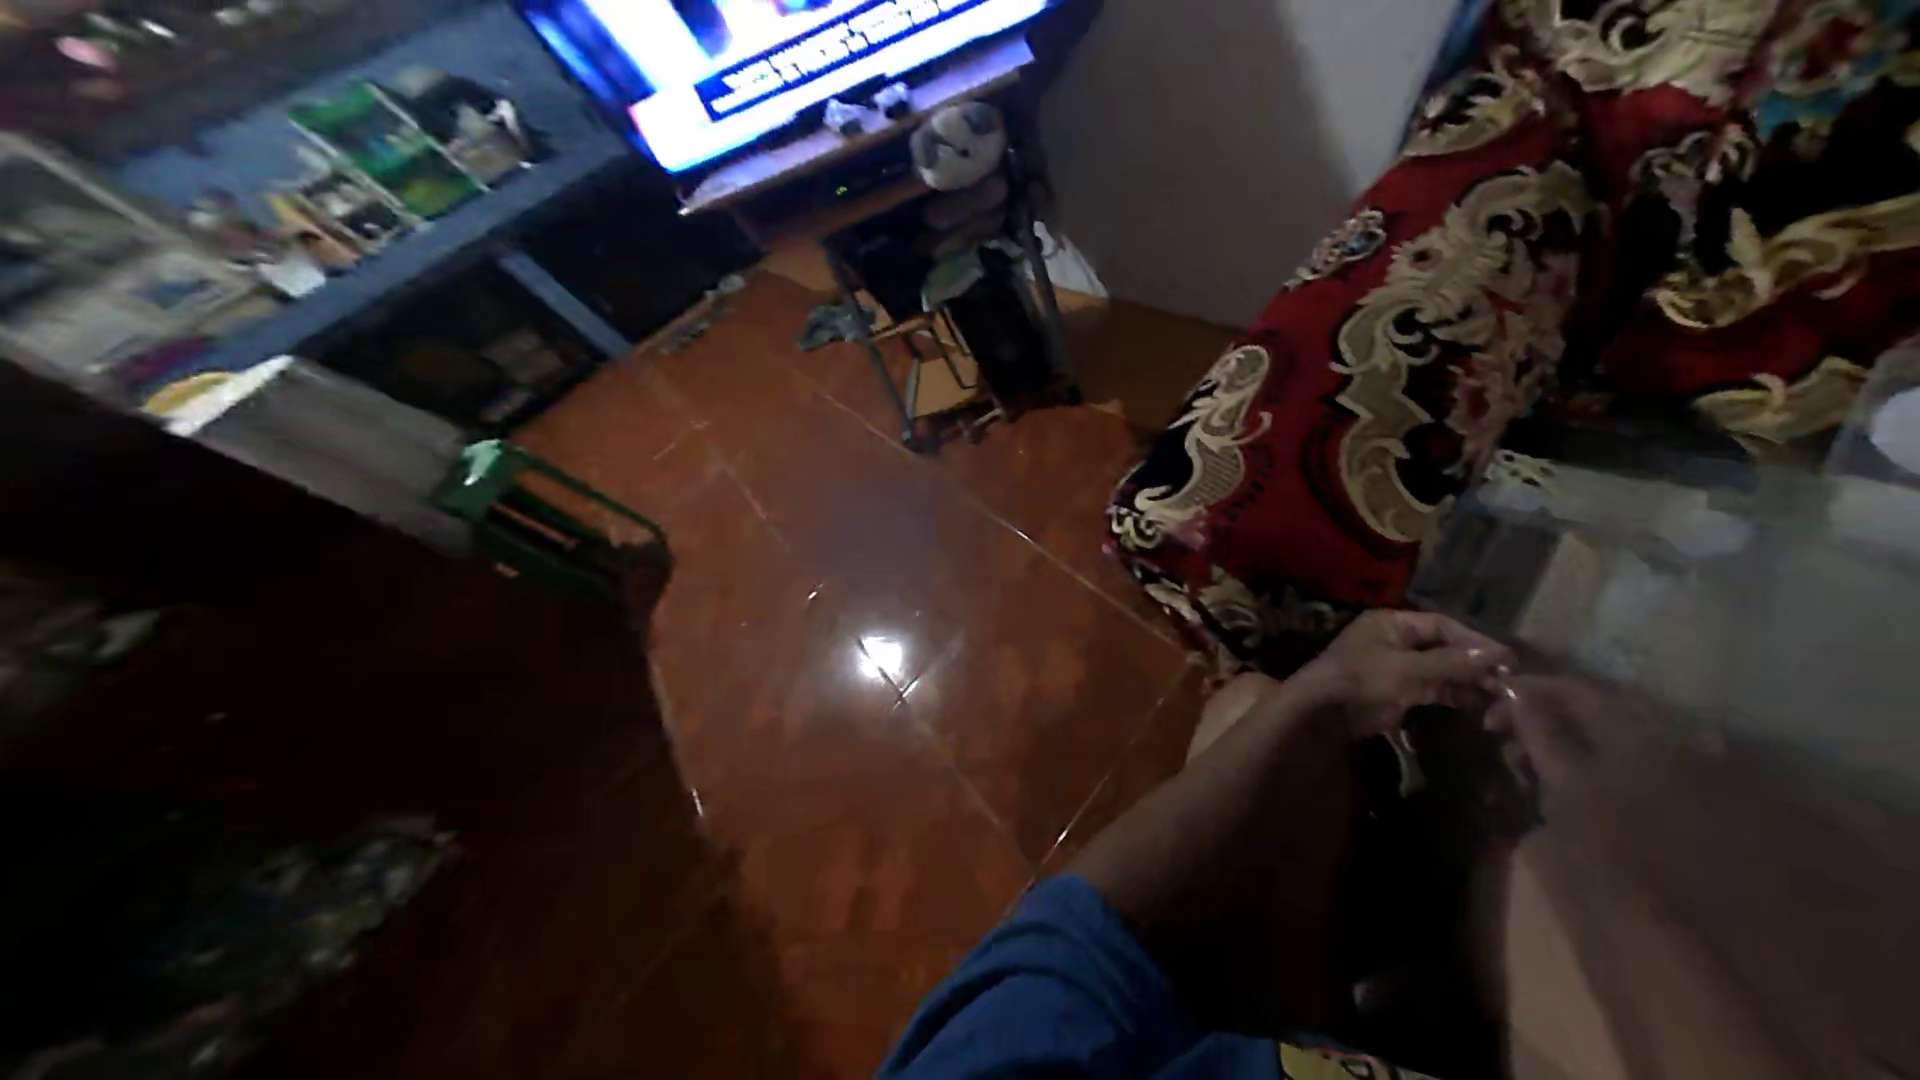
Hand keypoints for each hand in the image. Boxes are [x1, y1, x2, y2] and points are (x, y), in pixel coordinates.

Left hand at [1296, 610, 1513, 736]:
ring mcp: (1395, 666)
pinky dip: (1453, 695)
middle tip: (1510, 683)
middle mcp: (1394, 640)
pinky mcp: (1397, 691)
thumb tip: (1499, 652)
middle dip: (1474, 663)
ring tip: (1502, 697)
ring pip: (1440, 669)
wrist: (1321, 712)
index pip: (1442, 625)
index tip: (1508, 660)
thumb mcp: (1407, 669)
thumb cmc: (1359, 680)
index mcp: (1390, 623)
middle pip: (1443, 647)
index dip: (1475, 641)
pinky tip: (1479, 705)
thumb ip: (1451, 662)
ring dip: (1468, 681)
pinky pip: (1432, 688)